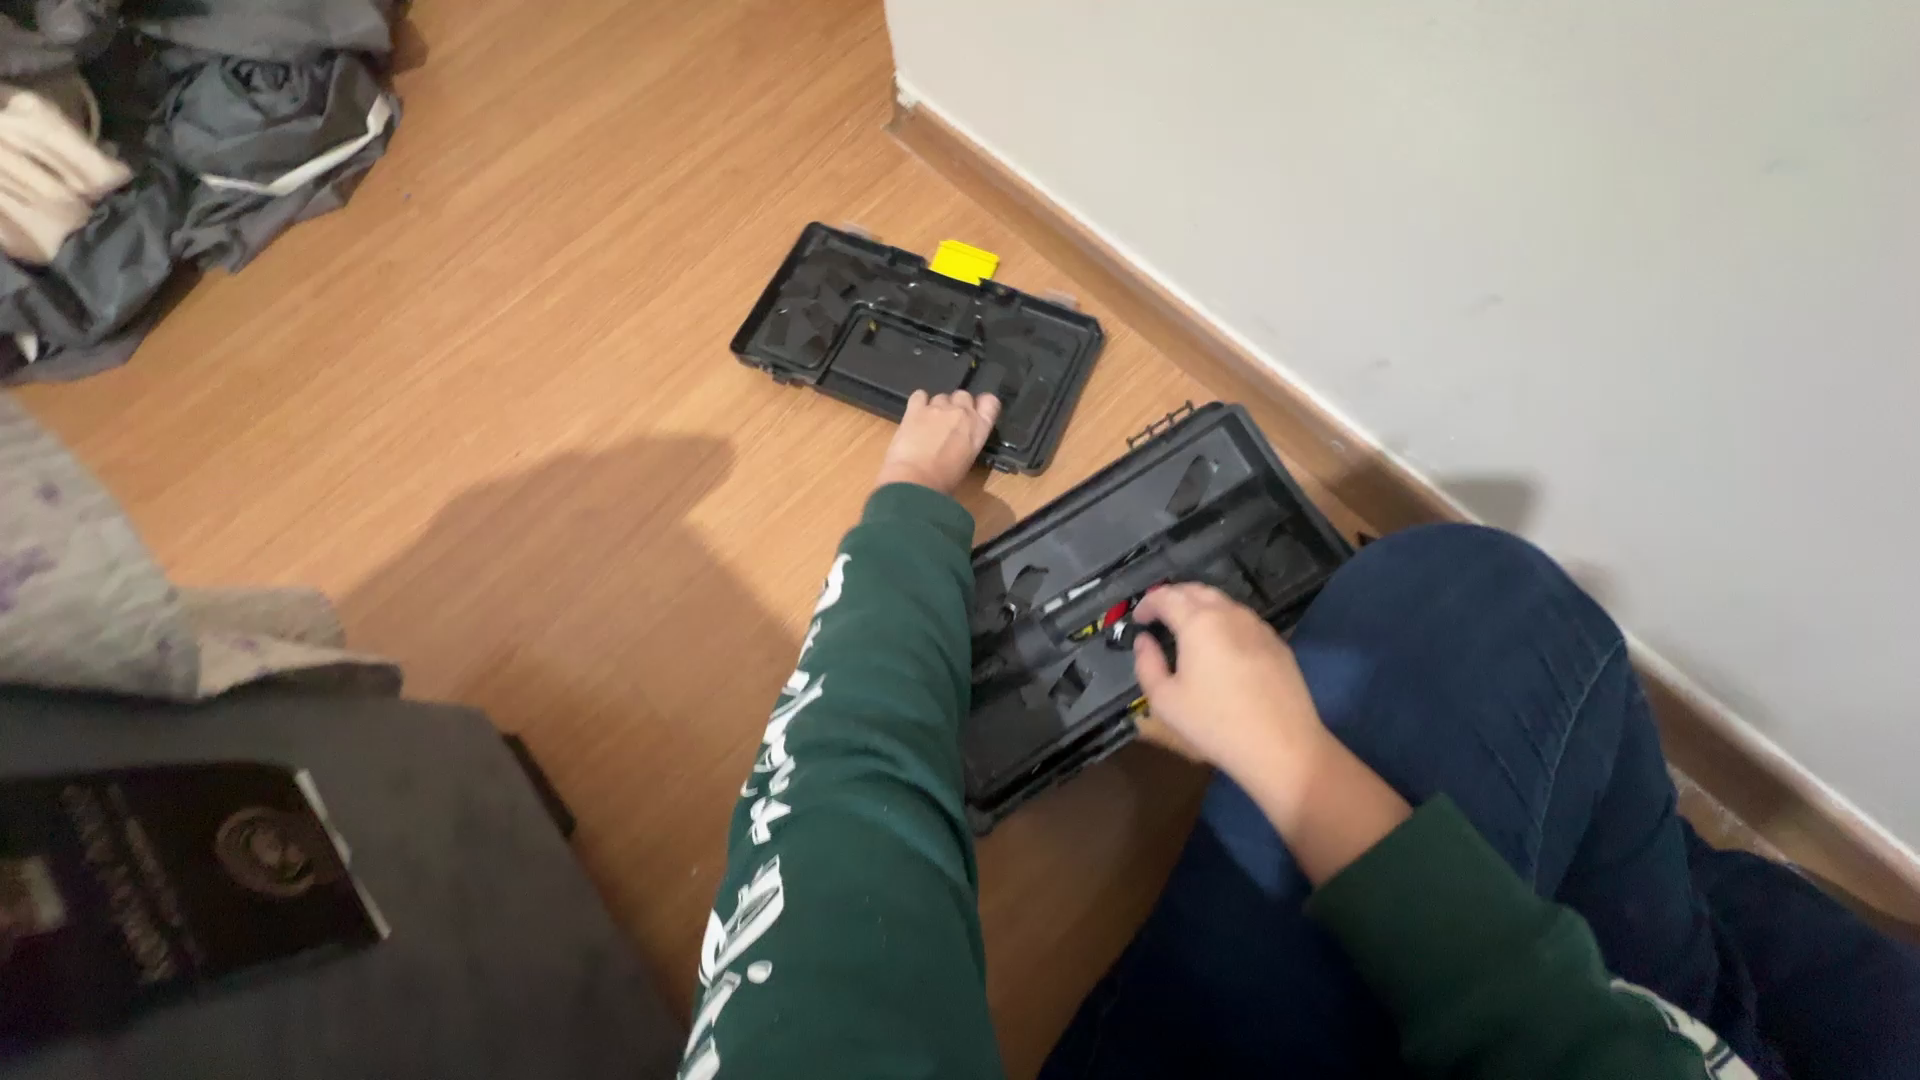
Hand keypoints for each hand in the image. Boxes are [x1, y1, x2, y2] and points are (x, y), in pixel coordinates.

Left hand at [873, 389, 1000, 495]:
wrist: (915, 480)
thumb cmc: (944, 481)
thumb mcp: (967, 461)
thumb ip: (967, 443)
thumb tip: (959, 441)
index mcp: (979, 427)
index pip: (990, 402)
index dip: (982, 406)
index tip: (975, 413)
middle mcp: (962, 412)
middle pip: (963, 395)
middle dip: (957, 406)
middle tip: (949, 424)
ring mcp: (938, 407)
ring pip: (941, 396)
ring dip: (938, 407)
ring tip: (929, 425)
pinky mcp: (915, 408)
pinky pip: (920, 395)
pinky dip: (919, 402)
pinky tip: (916, 416)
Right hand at [1130, 583, 1328, 788]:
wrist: (1282, 747)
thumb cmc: (1215, 724)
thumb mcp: (1164, 700)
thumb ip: (1147, 664)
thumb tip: (1145, 641)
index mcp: (1198, 622)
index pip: (1166, 596)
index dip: (1147, 603)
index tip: (1138, 619)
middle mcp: (1229, 614)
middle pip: (1196, 591)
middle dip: (1173, 597)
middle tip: (1159, 616)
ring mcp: (1258, 627)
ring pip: (1223, 603)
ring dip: (1200, 607)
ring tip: (1187, 629)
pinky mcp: (1277, 643)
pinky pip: (1243, 621)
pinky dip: (1224, 622)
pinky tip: (1220, 646)